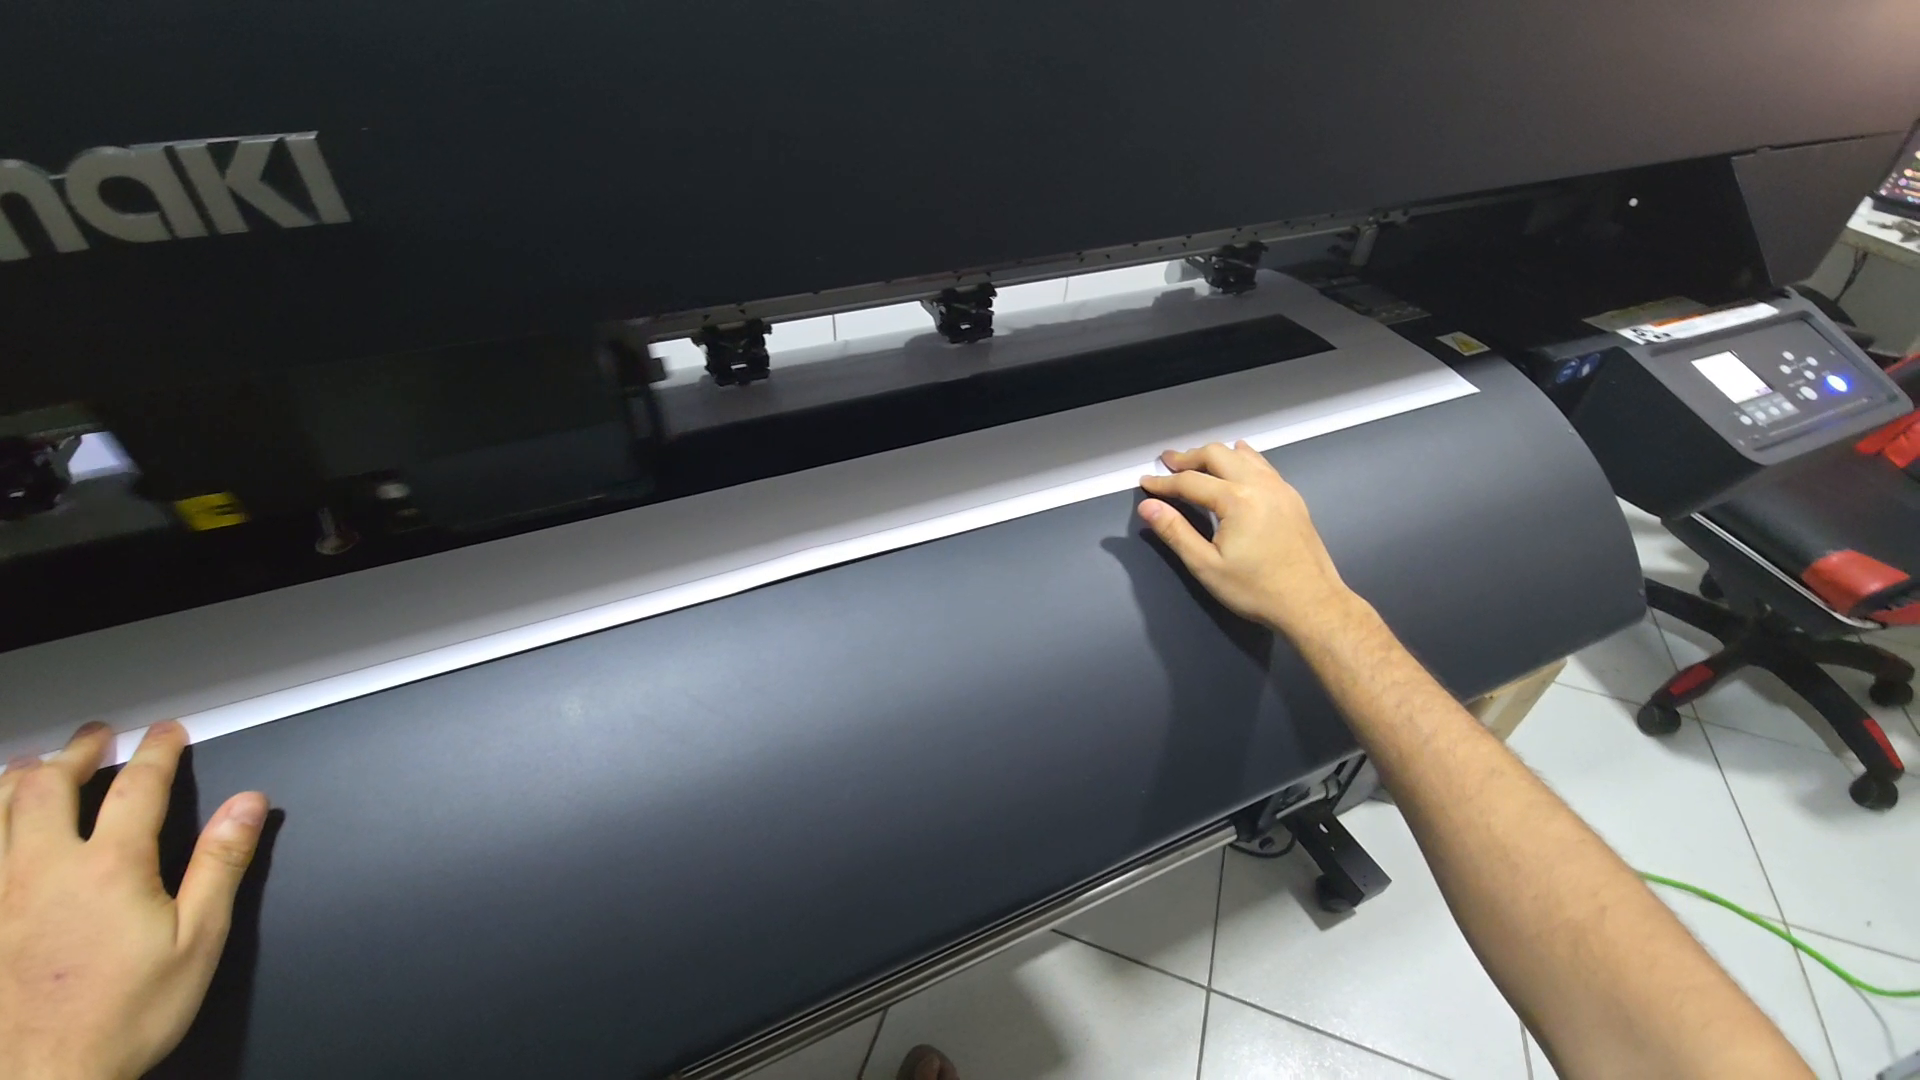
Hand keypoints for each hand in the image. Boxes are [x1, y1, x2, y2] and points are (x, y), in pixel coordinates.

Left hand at [0, 721, 267, 1079]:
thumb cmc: (123, 1014)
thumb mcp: (199, 937)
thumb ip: (221, 863)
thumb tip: (247, 805)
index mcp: (108, 871)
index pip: (137, 788)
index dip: (157, 751)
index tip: (167, 732)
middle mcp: (39, 876)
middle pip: (47, 792)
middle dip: (75, 754)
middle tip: (95, 736)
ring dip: (16, 782)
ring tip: (31, 765)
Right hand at [1138, 441, 1361, 639]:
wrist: (1312, 603)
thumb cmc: (1256, 590)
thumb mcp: (1206, 566)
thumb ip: (1175, 532)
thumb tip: (1148, 507)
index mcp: (1236, 500)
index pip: (1190, 482)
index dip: (1163, 482)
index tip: (1145, 483)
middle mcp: (1259, 485)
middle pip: (1217, 455)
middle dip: (1188, 457)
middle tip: (1167, 463)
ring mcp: (1280, 488)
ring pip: (1241, 456)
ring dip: (1214, 455)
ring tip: (1195, 461)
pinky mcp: (1291, 498)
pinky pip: (1262, 465)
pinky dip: (1242, 458)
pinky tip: (1238, 459)